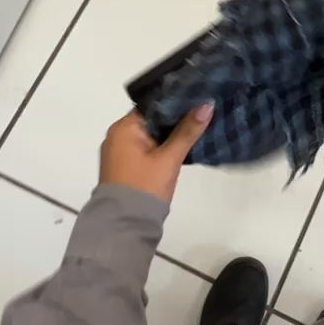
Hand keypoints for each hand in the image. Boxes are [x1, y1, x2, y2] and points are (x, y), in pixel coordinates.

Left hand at [99, 104, 213, 202]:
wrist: (124, 226)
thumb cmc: (145, 187)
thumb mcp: (170, 158)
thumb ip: (188, 130)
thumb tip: (207, 104)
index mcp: (123, 127)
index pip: (153, 104)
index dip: (176, 101)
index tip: (198, 98)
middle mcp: (116, 135)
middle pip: (151, 119)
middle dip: (175, 117)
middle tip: (201, 111)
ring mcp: (118, 151)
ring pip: (149, 134)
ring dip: (168, 133)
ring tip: (195, 126)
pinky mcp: (123, 166)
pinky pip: (144, 147)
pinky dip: (160, 146)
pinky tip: (179, 146)